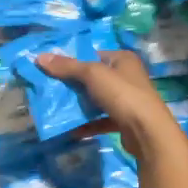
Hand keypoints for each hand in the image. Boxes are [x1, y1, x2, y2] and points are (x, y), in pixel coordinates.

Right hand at [37, 49, 182, 161]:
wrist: (147, 132)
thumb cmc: (122, 94)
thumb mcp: (92, 75)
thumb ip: (67, 66)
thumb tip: (39, 57)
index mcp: (122, 60)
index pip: (93, 55)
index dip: (72, 60)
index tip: (51, 68)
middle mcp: (127, 77)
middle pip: (93, 78)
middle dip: (72, 84)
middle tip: (50, 89)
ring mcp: (127, 100)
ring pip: (97, 99)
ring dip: (80, 105)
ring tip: (57, 108)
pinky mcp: (124, 120)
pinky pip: (101, 120)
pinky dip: (88, 124)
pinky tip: (71, 130)